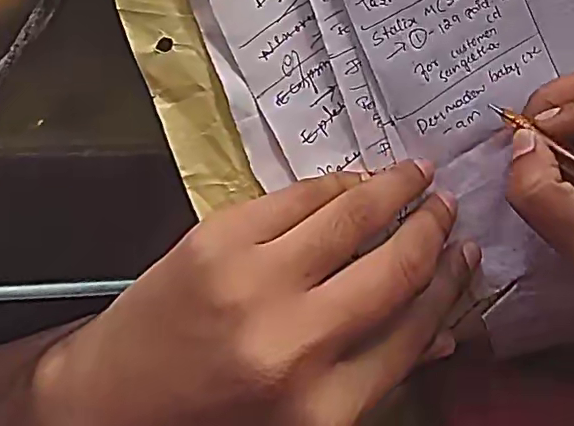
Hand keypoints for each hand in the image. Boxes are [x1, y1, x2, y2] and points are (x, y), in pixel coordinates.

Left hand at [30, 160, 478, 425]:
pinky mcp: (222, 236)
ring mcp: (255, 280)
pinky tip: (357, 180)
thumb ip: (370, 371)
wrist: (108, 404)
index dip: (448, 285)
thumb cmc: (214, 418)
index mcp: (320, 410)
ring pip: (350, 214)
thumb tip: (440, 324)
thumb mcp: (301, 418)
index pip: (412, 331)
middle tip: (447, 202)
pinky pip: (301, 195)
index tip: (465, 253)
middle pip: (392, 267)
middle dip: (430, 226)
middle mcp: (294, 343)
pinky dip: (338, 183)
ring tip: (416, 172)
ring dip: (393, 187)